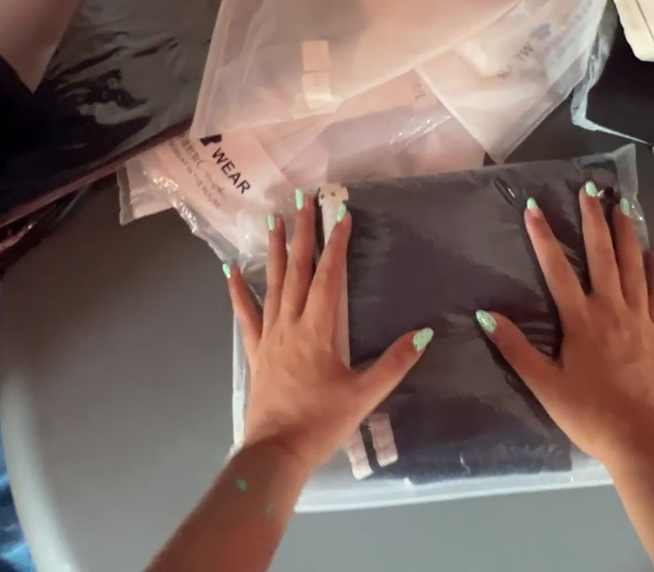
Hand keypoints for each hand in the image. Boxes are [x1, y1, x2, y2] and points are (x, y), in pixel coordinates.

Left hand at [227, 193, 429, 472]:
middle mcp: (291, 323)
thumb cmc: (321, 423)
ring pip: (272, 283)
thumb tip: (424, 333)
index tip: (341, 214)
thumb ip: (395, 363)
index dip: (336, 244)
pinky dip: (237, 290)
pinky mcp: (255, 350)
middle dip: (303, 232)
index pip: (329, 276)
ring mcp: (270, 335)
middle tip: (303, 199)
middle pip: (297, 268)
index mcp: (319, 329)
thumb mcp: (365, 395)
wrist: (276, 454)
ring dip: (274, 250)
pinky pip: (245, 314)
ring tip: (274, 220)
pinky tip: (228, 270)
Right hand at [479, 184, 653, 467]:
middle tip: (590, 189)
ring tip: (623, 204)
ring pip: (634, 265)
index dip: (542, 236)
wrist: (642, 441)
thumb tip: (485, 314)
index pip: (556, 268)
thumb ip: (515, 348)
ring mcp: (640, 318)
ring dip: (627, 232)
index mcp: (581, 318)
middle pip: (601, 254)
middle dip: (593, 218)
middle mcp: (611, 308)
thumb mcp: (545, 384)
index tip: (533, 206)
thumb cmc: (589, 414)